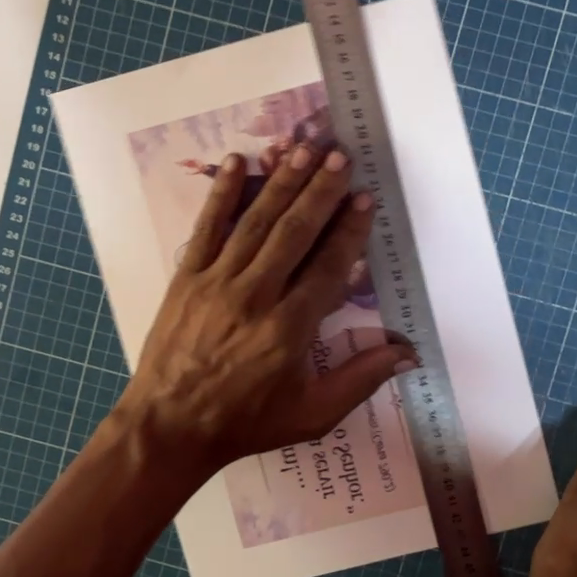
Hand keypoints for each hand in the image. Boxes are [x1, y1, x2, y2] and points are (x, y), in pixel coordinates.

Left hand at [116, 146, 414, 479]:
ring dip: (281, 183)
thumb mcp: (311, 415)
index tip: (364, 198)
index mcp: (289, 329)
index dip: (348, 230)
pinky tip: (237, 162)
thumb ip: (360, 380)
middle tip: (340, 155)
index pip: (327, 267)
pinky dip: (221, 193)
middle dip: (320, 191)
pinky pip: (207, 227)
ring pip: (256, 223)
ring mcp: (216, 282)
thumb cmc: (245, 422)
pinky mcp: (186, 278)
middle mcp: (254, 296)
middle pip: (294, 232)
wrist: (168, 427)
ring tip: (304, 149)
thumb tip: (408, 354)